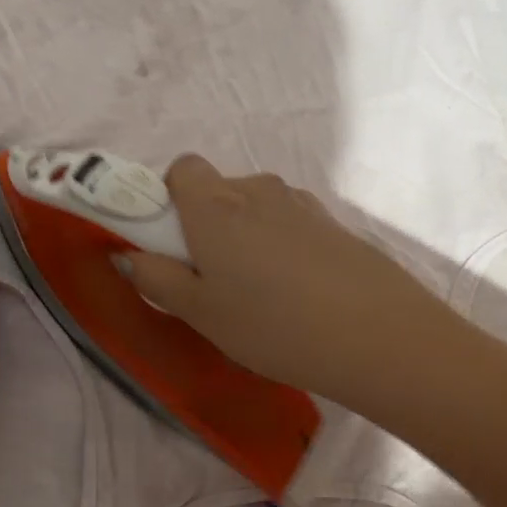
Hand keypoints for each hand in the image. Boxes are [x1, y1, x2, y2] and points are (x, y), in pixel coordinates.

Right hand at [119, 155, 464, 397]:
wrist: (380, 338)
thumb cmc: (271, 324)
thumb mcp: (200, 312)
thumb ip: (155, 279)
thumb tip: (126, 255)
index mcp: (215, 204)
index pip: (181, 168)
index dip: (169, 197)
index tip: (172, 241)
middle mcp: (257, 190)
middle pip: (219, 190)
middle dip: (207, 224)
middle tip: (211, 278)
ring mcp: (302, 205)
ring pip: (257, 209)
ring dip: (246, 236)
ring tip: (259, 294)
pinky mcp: (335, 225)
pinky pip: (290, 226)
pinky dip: (281, 248)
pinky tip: (297, 295)